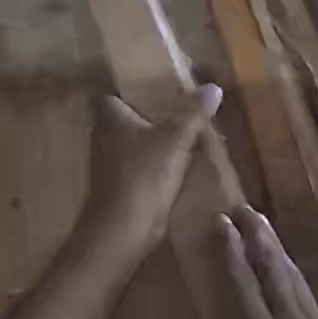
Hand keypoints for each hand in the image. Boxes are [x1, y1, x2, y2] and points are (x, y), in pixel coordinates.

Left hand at [77, 85, 221, 259]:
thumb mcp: (175, 139)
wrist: (122, 231)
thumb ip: (194, 112)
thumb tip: (214, 88)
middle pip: (127, 119)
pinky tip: (182, 163)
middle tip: (182, 108)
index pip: (112, 95)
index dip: (131, 91)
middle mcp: (103, 137)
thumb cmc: (143, 176)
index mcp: (109, 118)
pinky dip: (158, 163)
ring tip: (188, 133)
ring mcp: (109, 164)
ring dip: (157, 140)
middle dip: (151, 115)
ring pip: (135, 143)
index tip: (158, 88)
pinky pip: (142, 165)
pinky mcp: (120, 186)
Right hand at [179, 207, 317, 318]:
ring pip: (298, 283)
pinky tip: (289, 278)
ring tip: (264, 231)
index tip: (221, 220)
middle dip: (260, 237)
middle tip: (245, 209)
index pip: (242, 283)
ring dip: (279, 253)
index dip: (230, 250)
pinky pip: (310, 302)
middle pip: (276, 271)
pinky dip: (295, 279)